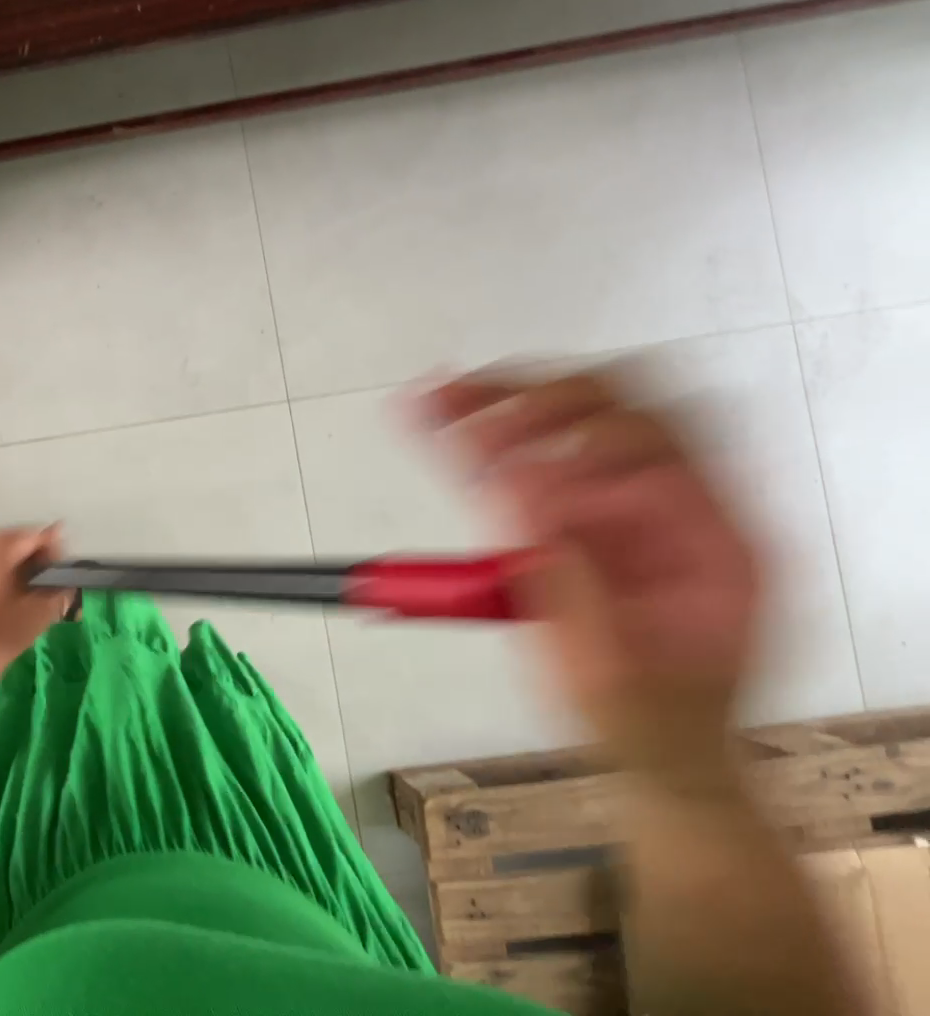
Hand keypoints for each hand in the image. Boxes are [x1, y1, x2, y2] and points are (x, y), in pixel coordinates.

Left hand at [0, 526, 70, 666]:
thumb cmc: (5, 630)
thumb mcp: (42, 609)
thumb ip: (61, 586)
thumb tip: (66, 576)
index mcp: (0, 545)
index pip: (39, 536)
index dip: (55, 553)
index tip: (61, 574)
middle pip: (15, 539)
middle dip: (32, 555)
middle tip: (43, 581)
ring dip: (11, 560)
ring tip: (21, 585)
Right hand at [422, 371, 763, 784]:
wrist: (662, 753)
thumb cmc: (646, 718)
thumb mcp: (603, 661)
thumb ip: (567, 574)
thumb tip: (526, 487)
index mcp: (713, 540)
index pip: (654, 438)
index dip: (567, 432)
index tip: (493, 446)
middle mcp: (682, 508)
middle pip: (621, 405)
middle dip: (532, 395)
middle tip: (459, 402)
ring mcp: (638, 508)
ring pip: (584, 414)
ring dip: (508, 402)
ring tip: (437, 401)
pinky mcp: (592, 517)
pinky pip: (548, 456)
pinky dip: (494, 434)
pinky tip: (445, 424)